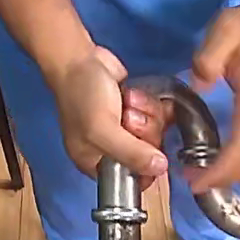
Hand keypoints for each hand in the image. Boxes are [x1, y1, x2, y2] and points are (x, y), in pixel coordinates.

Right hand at [44, 45, 167, 179]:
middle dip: (144, 132)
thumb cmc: (83, 96)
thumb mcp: (102, 129)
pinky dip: (148, 103)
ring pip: (156, 131)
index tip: (144, 147)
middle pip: (149, 153)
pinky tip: (131, 94)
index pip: (132, 180)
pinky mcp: (136, 110)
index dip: (145, 166)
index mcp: (96, 163)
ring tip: (126, 102)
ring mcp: (126, 129)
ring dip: (146, 113)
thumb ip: (131, 153)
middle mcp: (113, 149)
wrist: (80, 59)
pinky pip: (156, 114)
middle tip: (128, 118)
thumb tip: (160, 169)